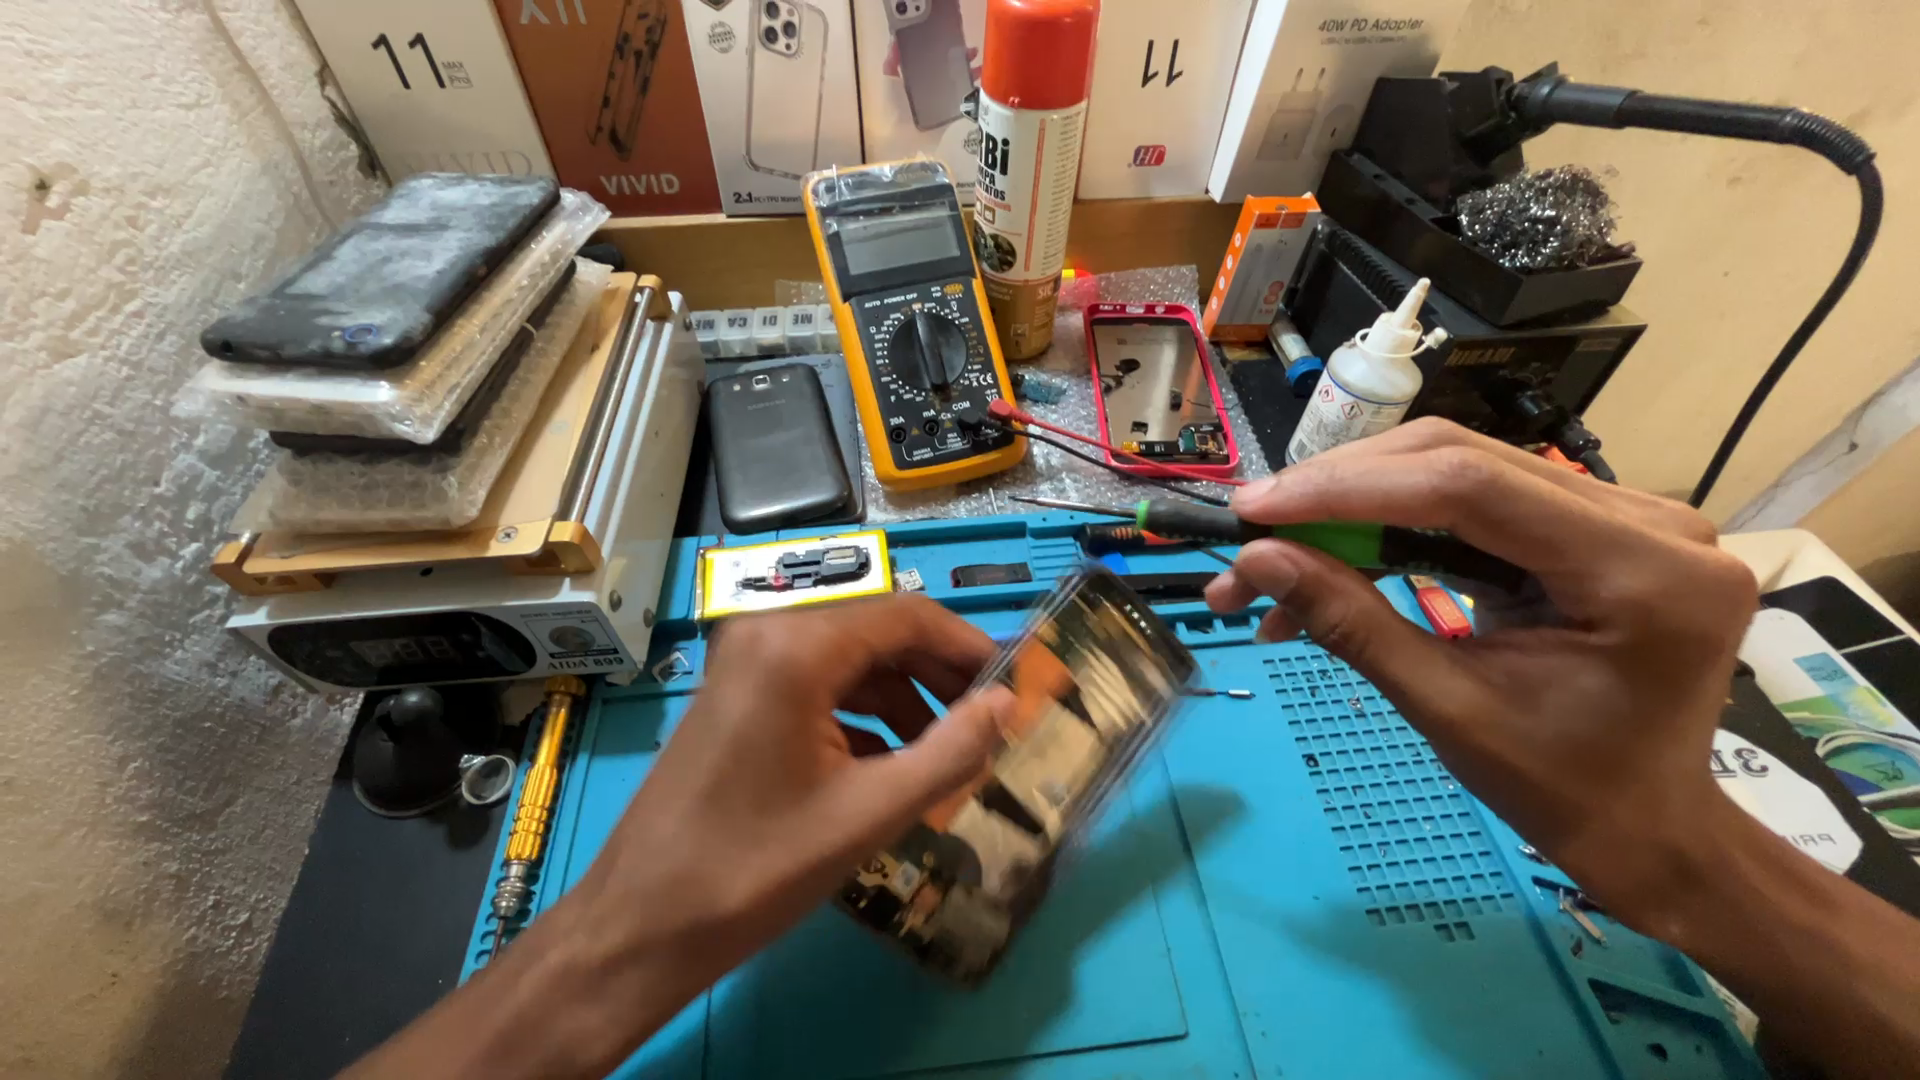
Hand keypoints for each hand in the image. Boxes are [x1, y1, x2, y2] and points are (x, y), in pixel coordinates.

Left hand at [346, 596, 1012, 1079]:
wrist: (640, 925)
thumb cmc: (756, 868)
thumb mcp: (869, 813)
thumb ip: (950, 751)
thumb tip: (1008, 704)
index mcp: (797, 646)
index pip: (906, 615)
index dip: (967, 645)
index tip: (1012, 683)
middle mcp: (769, 631)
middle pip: (877, 630)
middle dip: (938, 672)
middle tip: (988, 719)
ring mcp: (747, 660)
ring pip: (850, 658)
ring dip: (905, 696)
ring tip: (946, 749)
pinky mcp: (739, 691)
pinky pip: (819, 683)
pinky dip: (864, 712)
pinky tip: (893, 759)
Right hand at [1206, 418, 1754, 929]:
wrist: (1644, 824)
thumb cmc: (1558, 785)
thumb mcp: (1443, 707)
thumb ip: (1349, 622)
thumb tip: (1254, 558)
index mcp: (1640, 572)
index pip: (1466, 487)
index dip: (1346, 488)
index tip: (1254, 509)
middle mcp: (1645, 520)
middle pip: (1455, 459)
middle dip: (1338, 490)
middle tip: (1252, 525)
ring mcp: (1620, 516)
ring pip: (1450, 468)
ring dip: (1351, 505)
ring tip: (1276, 552)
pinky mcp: (1583, 524)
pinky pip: (1464, 500)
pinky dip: (1385, 526)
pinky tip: (1331, 560)